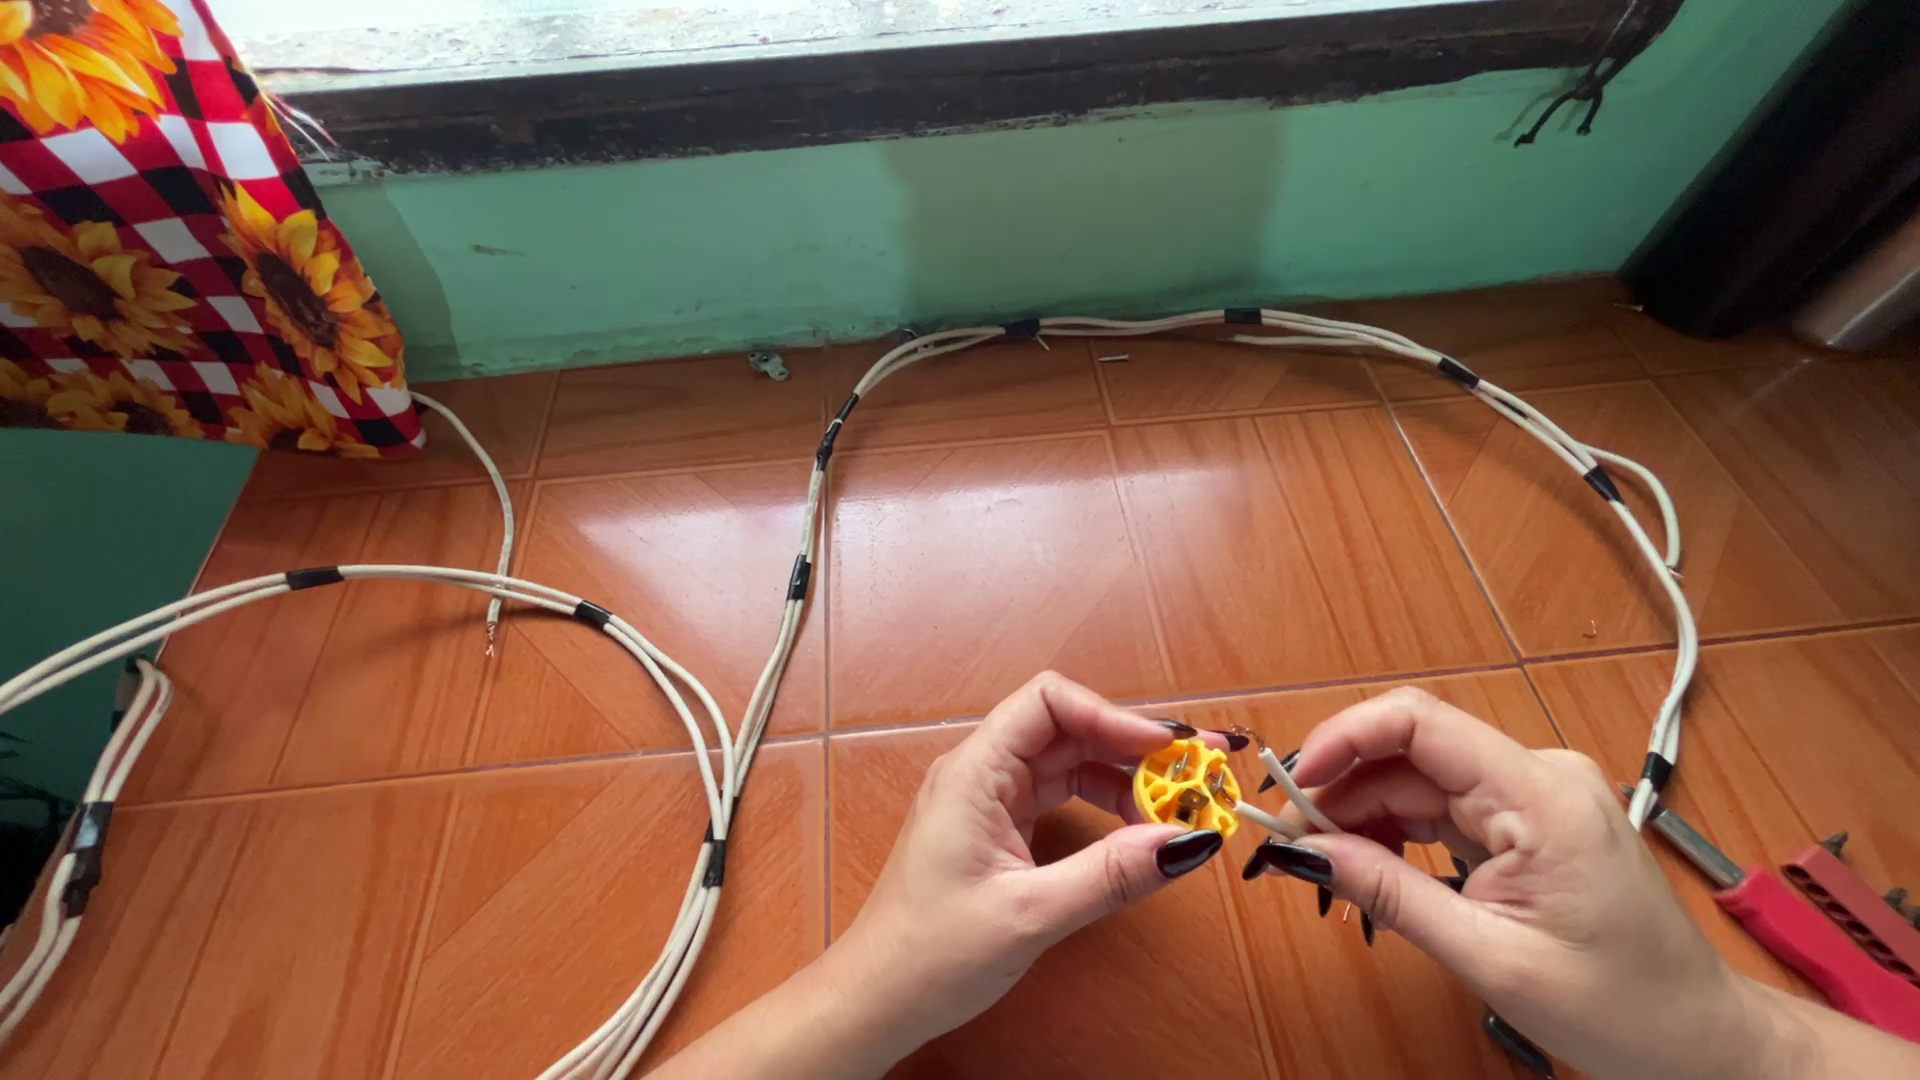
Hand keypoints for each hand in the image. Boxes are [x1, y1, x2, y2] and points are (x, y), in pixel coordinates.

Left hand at [821, 671, 1229, 1056]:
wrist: (879, 997)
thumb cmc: (933, 953)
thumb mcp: (1030, 914)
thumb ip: (1109, 874)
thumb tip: (1188, 841)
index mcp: (975, 771)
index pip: (1048, 702)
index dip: (1111, 713)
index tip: (1168, 747)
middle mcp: (983, 770)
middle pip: (1068, 729)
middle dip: (1133, 745)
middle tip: (1200, 769)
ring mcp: (992, 796)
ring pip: (1070, 761)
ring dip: (1125, 776)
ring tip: (1180, 804)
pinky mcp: (1001, 823)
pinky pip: (1062, 794)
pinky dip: (1104, 804)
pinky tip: (1139, 827)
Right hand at [1243, 686, 1780, 1079]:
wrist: (1709, 1047)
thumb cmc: (1621, 1011)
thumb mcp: (1490, 957)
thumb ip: (1387, 892)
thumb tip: (1297, 852)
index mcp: (1540, 794)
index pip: (1419, 721)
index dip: (1343, 736)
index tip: (1293, 783)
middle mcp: (1530, 773)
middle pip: (1403, 752)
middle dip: (1338, 789)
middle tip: (1288, 840)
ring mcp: (1524, 790)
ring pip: (1407, 777)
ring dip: (1356, 813)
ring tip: (1320, 858)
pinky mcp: (1515, 814)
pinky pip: (1428, 803)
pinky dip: (1386, 828)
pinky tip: (1364, 861)